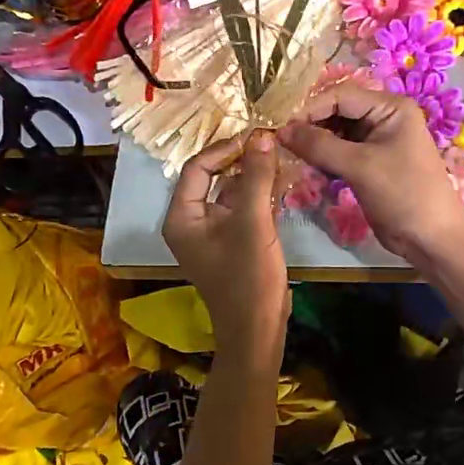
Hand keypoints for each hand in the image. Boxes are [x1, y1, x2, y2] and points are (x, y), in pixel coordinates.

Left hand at [163, 130, 288, 356]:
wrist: (257, 329)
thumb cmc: (248, 276)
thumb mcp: (253, 222)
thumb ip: (257, 177)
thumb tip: (263, 136)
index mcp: (182, 217)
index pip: (197, 167)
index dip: (225, 148)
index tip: (257, 136)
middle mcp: (190, 222)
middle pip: (213, 178)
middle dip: (241, 161)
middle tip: (270, 143)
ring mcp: (211, 234)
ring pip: (230, 193)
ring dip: (253, 177)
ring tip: (280, 158)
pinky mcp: (231, 243)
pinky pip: (241, 210)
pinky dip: (258, 197)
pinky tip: (282, 184)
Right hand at [278, 84, 463, 263]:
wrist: (432, 239)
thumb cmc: (403, 194)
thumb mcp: (360, 166)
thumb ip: (319, 145)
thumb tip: (281, 130)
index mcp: (390, 108)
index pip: (341, 95)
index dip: (310, 108)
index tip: (281, 126)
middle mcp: (384, 118)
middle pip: (337, 111)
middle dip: (310, 125)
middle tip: (281, 141)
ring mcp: (377, 142)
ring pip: (336, 132)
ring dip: (314, 142)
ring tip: (291, 154)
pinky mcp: (370, 164)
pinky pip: (340, 152)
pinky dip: (323, 157)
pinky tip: (307, 166)